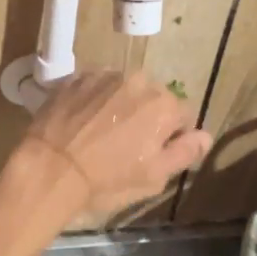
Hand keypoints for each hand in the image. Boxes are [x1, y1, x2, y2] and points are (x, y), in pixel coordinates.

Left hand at [19, 71, 212, 213]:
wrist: (50, 168)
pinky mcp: (74, 78)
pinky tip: (81, 123)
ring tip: (100, 133)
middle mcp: (138, 80)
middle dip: (144, 117)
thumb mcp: (154, 177)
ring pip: (123, 90)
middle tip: (124, 145)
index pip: (181, 117)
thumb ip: (184, 152)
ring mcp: (104, 76)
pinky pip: (94, 87)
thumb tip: (205, 136)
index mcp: (164, 105)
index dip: (170, 138)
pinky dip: (93, 101)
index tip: (151, 154)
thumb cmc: (107, 179)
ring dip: (118, 106)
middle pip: (152, 98)